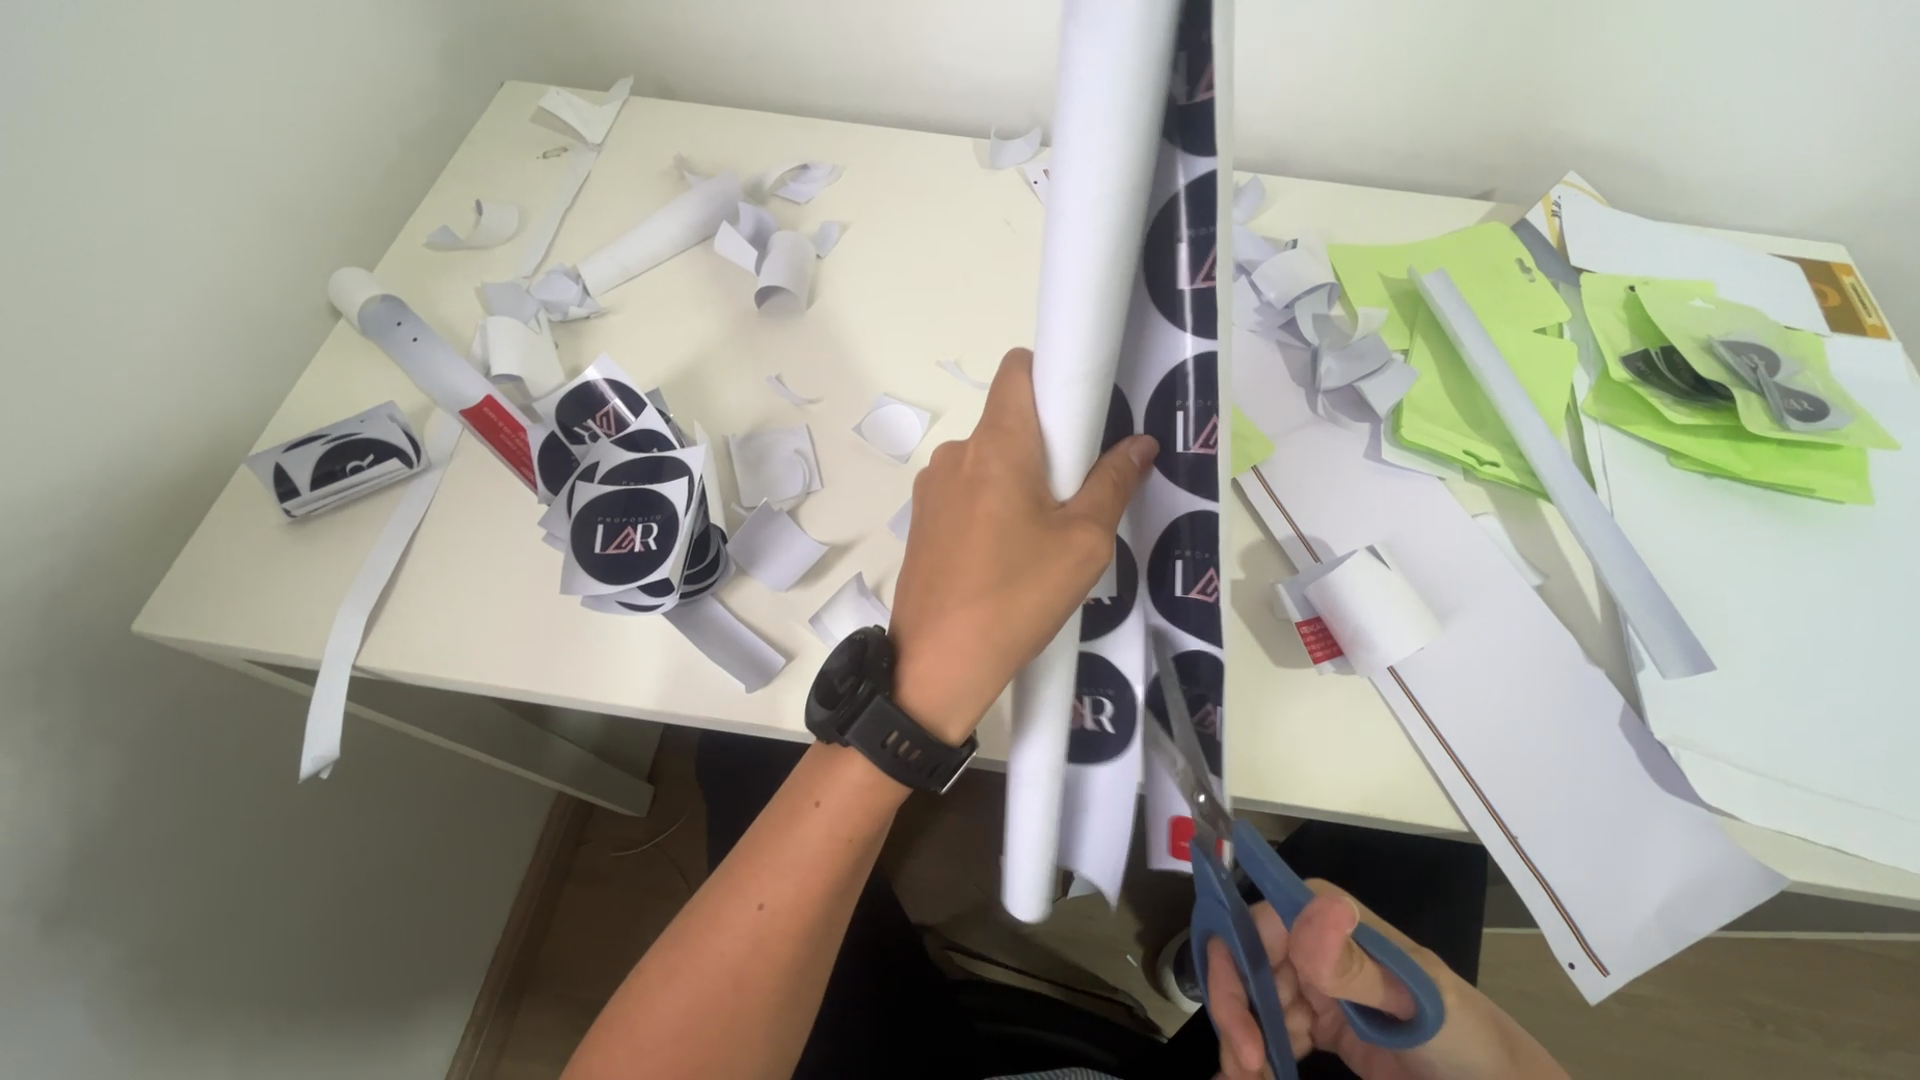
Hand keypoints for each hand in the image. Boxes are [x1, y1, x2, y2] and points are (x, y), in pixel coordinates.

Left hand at [889, 348, 1157, 745]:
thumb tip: (1140, 444)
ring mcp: (932, 488)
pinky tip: (1006, 557)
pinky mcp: (922, 520)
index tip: (1081, 416)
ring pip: (989, 460)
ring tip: (1040, 539)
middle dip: (1046, 444)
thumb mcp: (1084, 544)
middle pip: (1008, 420)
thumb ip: (1114, 483)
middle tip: (1074, 498)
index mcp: (996, 444)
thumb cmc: (1017, 598)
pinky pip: (968, 492)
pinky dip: (993, 506)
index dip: (1053, 375)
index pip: (1018, 368)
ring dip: (1019, 481)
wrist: (939, 665)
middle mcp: (956, 453)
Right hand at [1209, 882, 1569, 1079]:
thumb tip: (1316, 906)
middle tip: (1242, 1070)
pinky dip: (1257, 1058)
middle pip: (1244, 967)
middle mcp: (1311, 941)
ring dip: (1241, 1044)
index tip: (1244, 1034)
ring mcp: (1313, 983)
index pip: (1255, 927)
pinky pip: (1272, 1032)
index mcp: (1327, 918)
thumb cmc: (1464, 1036)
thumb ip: (1355, 965)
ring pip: (1252, 1003)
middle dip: (1235, 1017)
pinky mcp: (1319, 1023)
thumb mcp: (1413, 1002)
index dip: (1234, 971)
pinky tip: (1253, 1077)